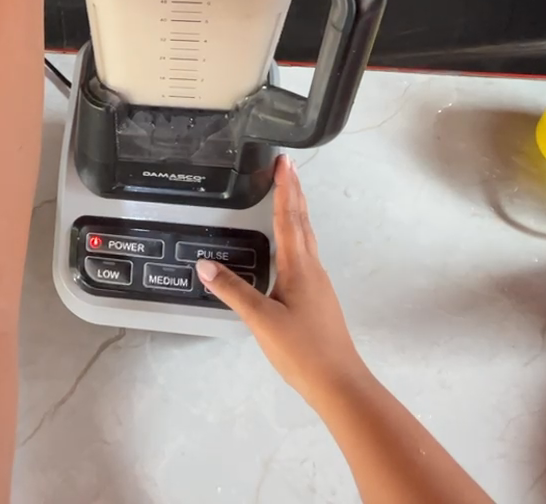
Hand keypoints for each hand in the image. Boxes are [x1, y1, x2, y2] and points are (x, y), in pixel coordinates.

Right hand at [199, 155, 370, 400]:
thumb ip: (233, 290)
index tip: (284, 161)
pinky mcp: (318, 296)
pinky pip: (306, 251)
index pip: (289, 217)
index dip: (285, 188)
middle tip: (288, 164)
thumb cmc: (302, 350)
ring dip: (297, 210)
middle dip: (294, 191)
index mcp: (299, 266)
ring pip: (306, 236)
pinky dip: (297, 232)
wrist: (341, 385)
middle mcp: (312, 267)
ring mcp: (318, 282)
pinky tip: (291, 243)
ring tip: (289, 193)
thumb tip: (204, 264)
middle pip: (302, 220)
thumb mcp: (262, 320)